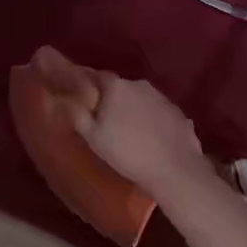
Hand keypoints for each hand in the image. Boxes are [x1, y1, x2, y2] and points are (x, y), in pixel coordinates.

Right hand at [34, 47, 211, 199]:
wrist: (174, 170)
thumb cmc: (127, 153)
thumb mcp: (93, 137)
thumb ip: (79, 114)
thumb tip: (68, 100)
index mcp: (116, 86)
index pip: (97, 76)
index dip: (90, 86)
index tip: (86, 98)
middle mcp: (140, 84)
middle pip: (120, 87)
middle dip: (113, 99)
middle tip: (108, 121)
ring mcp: (162, 98)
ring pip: (141, 99)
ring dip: (134, 109)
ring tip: (131, 132)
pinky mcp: (178, 113)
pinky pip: (159, 113)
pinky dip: (153, 121)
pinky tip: (152, 140)